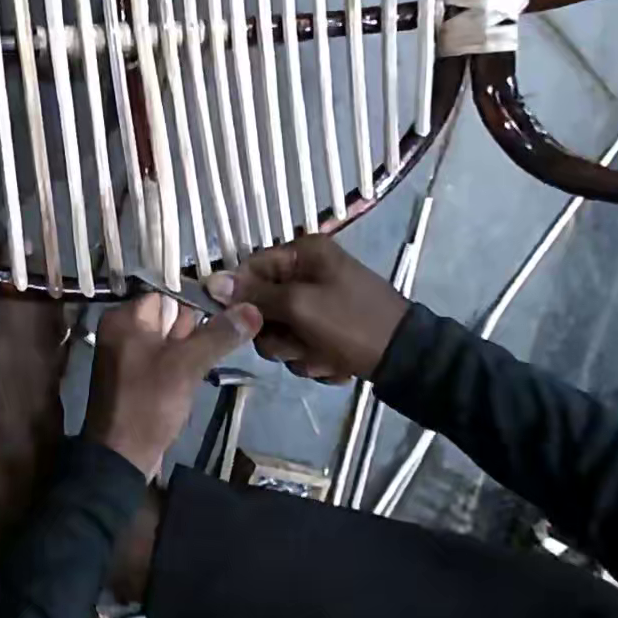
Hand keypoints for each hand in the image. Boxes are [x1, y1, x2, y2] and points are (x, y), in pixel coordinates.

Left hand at [84, 296, 260, 477]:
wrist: (121, 460)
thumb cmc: (147, 403)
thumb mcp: (187, 365)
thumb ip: (219, 334)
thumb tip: (254, 308)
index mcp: (125, 318)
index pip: (169, 291)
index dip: (200, 297)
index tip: (231, 304)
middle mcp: (124, 329)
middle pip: (172, 312)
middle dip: (199, 321)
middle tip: (230, 327)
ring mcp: (131, 353)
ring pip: (174, 334)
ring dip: (197, 341)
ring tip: (226, 342)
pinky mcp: (140, 374)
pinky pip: (169, 354)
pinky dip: (187, 357)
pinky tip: (206, 364)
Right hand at [204, 236, 405, 382]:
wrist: (406, 360)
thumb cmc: (352, 323)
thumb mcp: (301, 306)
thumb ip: (255, 295)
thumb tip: (210, 281)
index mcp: (304, 254)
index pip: (252, 268)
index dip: (241, 298)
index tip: (237, 323)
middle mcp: (309, 273)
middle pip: (263, 307)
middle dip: (280, 334)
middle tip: (300, 342)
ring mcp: (320, 304)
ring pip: (281, 334)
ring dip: (299, 352)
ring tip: (324, 355)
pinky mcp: (328, 331)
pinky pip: (302, 347)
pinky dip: (316, 360)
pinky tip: (336, 363)